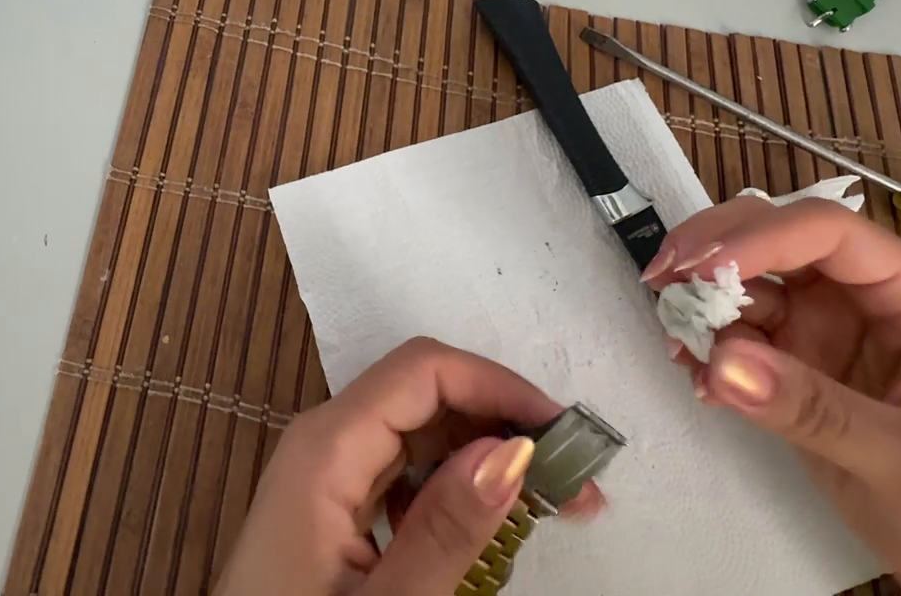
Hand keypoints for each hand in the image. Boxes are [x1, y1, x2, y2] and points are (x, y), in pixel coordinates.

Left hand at [214, 337, 602, 595]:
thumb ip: (447, 528)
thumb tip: (514, 448)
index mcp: (327, 445)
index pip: (422, 371)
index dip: (497, 385)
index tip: (566, 436)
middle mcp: (325, 439)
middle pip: (422, 394)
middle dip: (501, 423)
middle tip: (576, 485)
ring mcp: (325, 469)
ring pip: (416, 431)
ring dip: (483, 456)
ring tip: (548, 506)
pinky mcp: (332, 502)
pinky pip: (401, 470)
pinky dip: (451, 486)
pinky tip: (484, 527)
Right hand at [648, 196, 900, 595]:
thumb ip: (816, 410)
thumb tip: (719, 361)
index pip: (828, 235)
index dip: (759, 238)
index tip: (697, 269)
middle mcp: (866, 305)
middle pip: (776, 244)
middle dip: (713, 254)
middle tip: (660, 282)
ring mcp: (830, 343)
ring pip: (747, 292)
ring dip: (702, 306)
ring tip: (675, 344)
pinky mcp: (801, 382)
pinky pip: (740, 348)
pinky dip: (708, 353)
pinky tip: (696, 381)